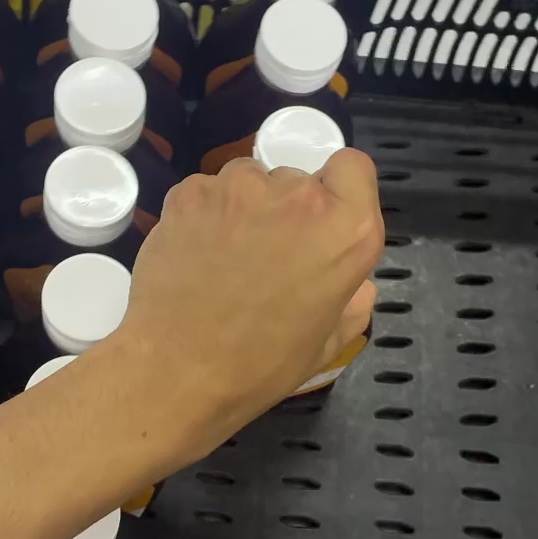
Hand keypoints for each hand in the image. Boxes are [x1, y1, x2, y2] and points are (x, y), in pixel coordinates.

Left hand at [105, 148, 381, 451]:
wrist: (178, 371)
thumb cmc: (261, 366)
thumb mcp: (328, 344)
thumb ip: (353, 303)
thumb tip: (359, 286)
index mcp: (347, 231)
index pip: (354, 167)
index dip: (337, 191)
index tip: (319, 223)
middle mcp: (300, 196)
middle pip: (297, 178)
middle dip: (285, 210)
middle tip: (265, 256)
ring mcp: (241, 188)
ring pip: (248, 180)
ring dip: (243, 208)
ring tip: (224, 257)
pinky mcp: (191, 191)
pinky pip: (206, 192)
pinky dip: (203, 214)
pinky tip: (194, 253)